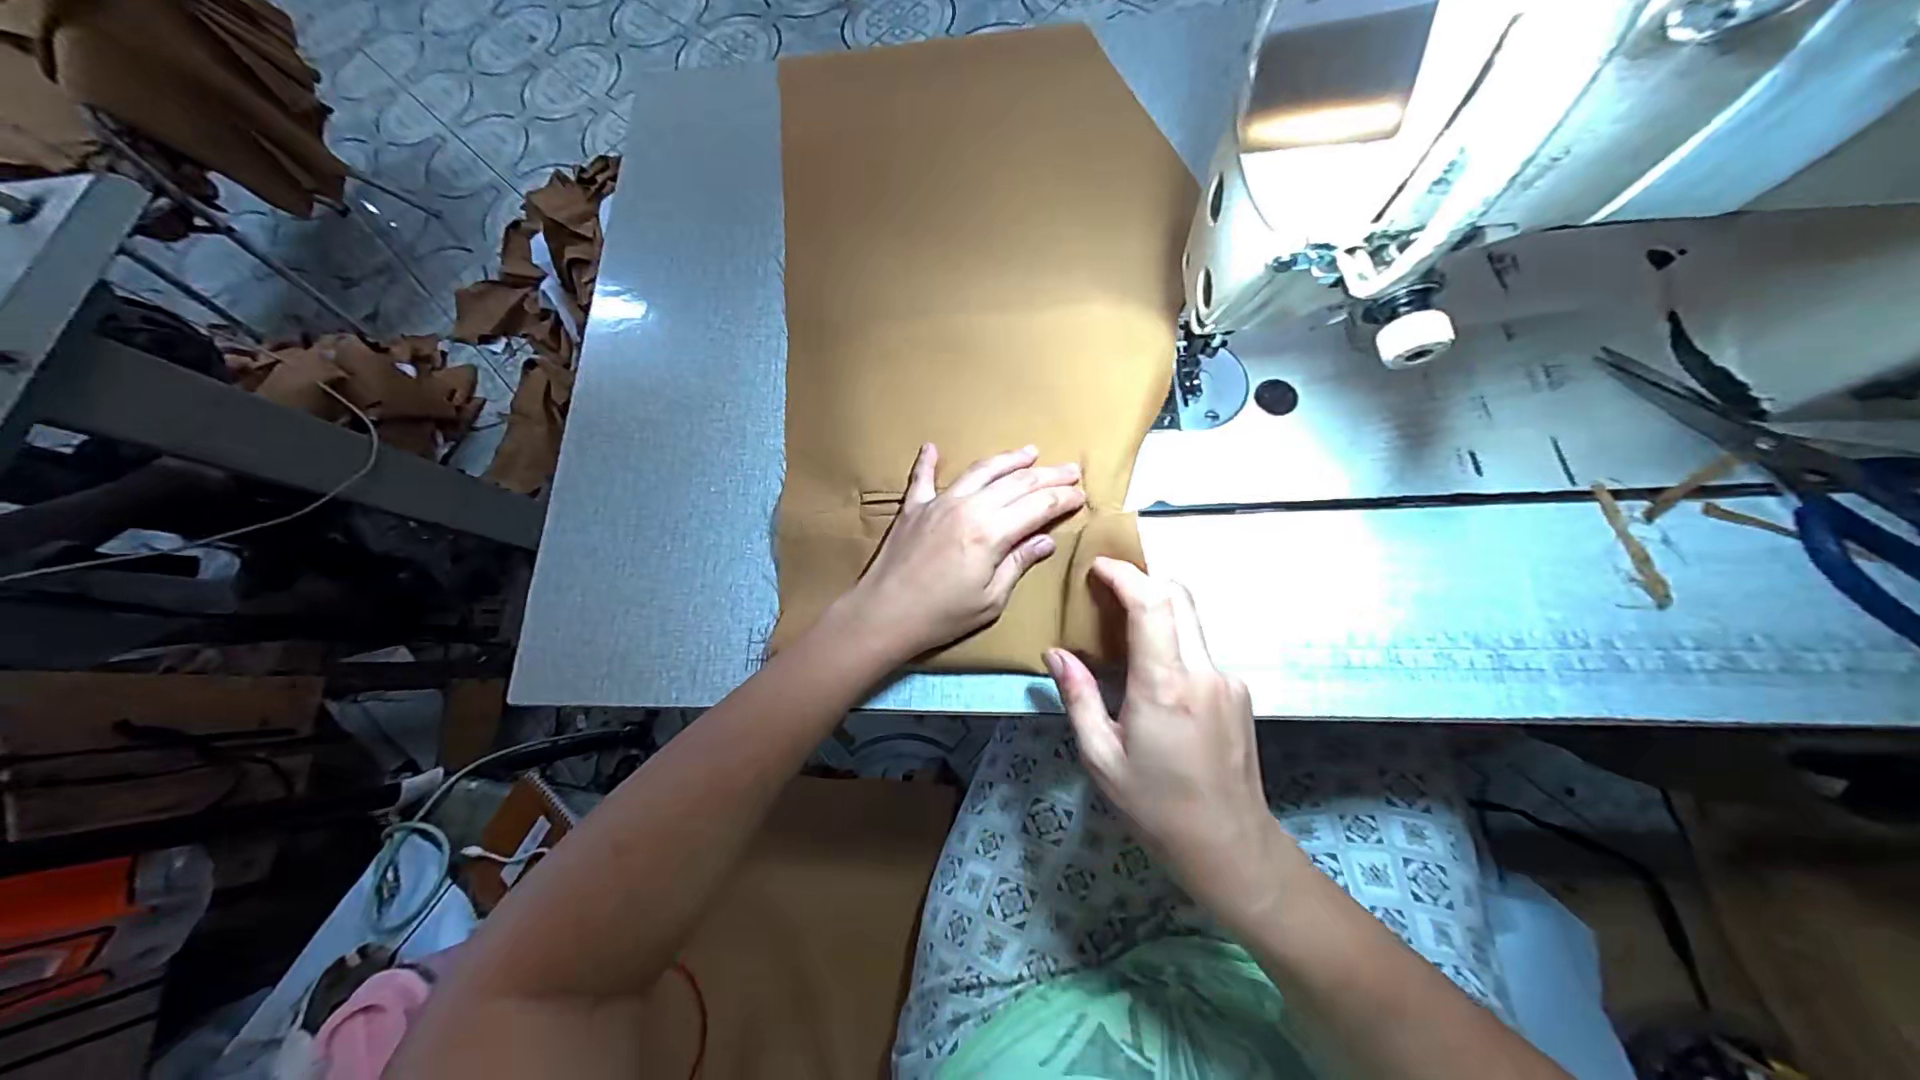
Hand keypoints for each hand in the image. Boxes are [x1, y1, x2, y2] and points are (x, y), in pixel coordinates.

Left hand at [839, 443, 1085, 660]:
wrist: (883, 614)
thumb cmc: (942, 616)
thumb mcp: (991, 600)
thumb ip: (1018, 564)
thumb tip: (1045, 541)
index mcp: (992, 532)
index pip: (1038, 506)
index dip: (1063, 498)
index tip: (1081, 494)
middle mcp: (968, 507)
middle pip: (1016, 483)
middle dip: (1047, 475)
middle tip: (1070, 469)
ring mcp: (938, 502)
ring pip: (980, 471)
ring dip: (1007, 460)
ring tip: (1029, 451)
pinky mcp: (912, 507)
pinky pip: (922, 477)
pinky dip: (928, 461)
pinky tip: (932, 447)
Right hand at [1048, 558, 1288, 915]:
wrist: (1228, 844)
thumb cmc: (1155, 806)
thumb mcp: (1102, 757)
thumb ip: (1078, 698)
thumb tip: (1056, 654)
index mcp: (1164, 686)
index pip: (1151, 604)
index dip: (1124, 575)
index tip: (1097, 567)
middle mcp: (1203, 672)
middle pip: (1179, 597)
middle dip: (1142, 579)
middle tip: (1107, 587)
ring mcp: (1228, 680)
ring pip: (1191, 620)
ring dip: (1158, 609)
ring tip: (1122, 628)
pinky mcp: (1238, 692)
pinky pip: (1200, 648)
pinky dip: (1172, 640)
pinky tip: (1151, 671)